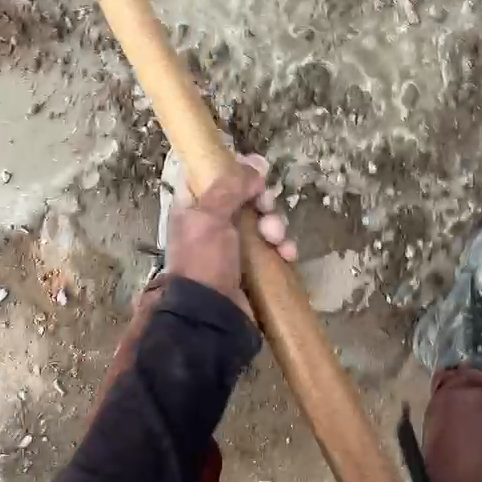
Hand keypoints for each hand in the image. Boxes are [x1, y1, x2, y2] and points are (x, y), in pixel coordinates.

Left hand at [165, 153, 297, 315]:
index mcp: (194, 207)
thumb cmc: (203, 261)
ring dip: (275, 225)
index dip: (235, 168)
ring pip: (263, 220)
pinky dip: (282, 247)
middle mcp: (213, 222)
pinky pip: (273, 247)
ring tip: (275, 239)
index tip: (257, 168)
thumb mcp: (210, 217)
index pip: (213, 175)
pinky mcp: (253, 266)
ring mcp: (234, 245)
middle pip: (246, 196)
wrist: (210, 319)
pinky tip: (287, 254)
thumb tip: (257, 162)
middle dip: (263, 201)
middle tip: (266, 208)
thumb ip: (231, 185)